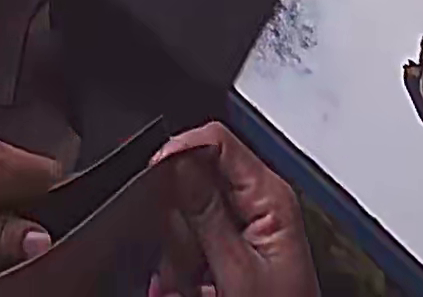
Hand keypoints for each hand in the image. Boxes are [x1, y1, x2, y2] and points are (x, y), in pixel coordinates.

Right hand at [148, 122, 318, 296]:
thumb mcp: (238, 274)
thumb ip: (206, 212)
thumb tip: (178, 159)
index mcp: (268, 195)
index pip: (217, 140)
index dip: (182, 149)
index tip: (155, 173)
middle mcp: (259, 201)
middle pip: (199, 174)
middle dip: (179, 214)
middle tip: (178, 256)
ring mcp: (246, 223)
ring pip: (191, 209)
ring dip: (178, 245)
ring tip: (184, 281)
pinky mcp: (235, 246)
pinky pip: (195, 236)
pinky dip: (183, 260)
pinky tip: (182, 286)